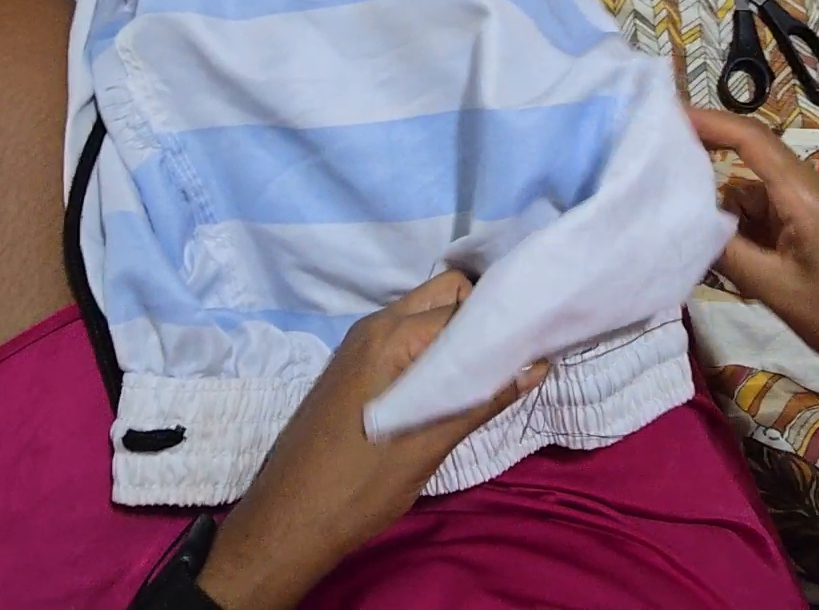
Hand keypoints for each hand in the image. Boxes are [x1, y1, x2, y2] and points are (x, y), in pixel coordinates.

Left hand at [196, 271, 546, 609]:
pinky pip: (405, 335)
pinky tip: (448, 383)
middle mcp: (375, 325)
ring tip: (486, 370)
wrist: (283, 525)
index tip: (532, 341)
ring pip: (424, 313)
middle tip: (509, 355)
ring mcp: (361, 342)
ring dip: (455, 334)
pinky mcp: (355, 363)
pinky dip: (432, 347)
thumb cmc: (357, 487)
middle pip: (443, 294)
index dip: (500, 322)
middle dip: (479, 317)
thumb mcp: (427, 447)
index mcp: (392, 336)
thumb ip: (482, 399)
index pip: (462, 307)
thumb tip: (536, 365)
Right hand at [689, 107, 818, 385]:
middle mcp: (807, 190)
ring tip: (698, 248)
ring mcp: (812, 209)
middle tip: (660, 186)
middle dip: (706, 173)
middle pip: (746, 165)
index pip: (749, 138)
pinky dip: (743, 232)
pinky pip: (767, 216)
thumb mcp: (774, 288)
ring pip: (752, 196)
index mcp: (802, 192)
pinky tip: (729, 262)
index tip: (664, 115)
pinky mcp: (813, 229)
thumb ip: (724, 252)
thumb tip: (681, 224)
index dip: (706, 121)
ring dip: (726, 216)